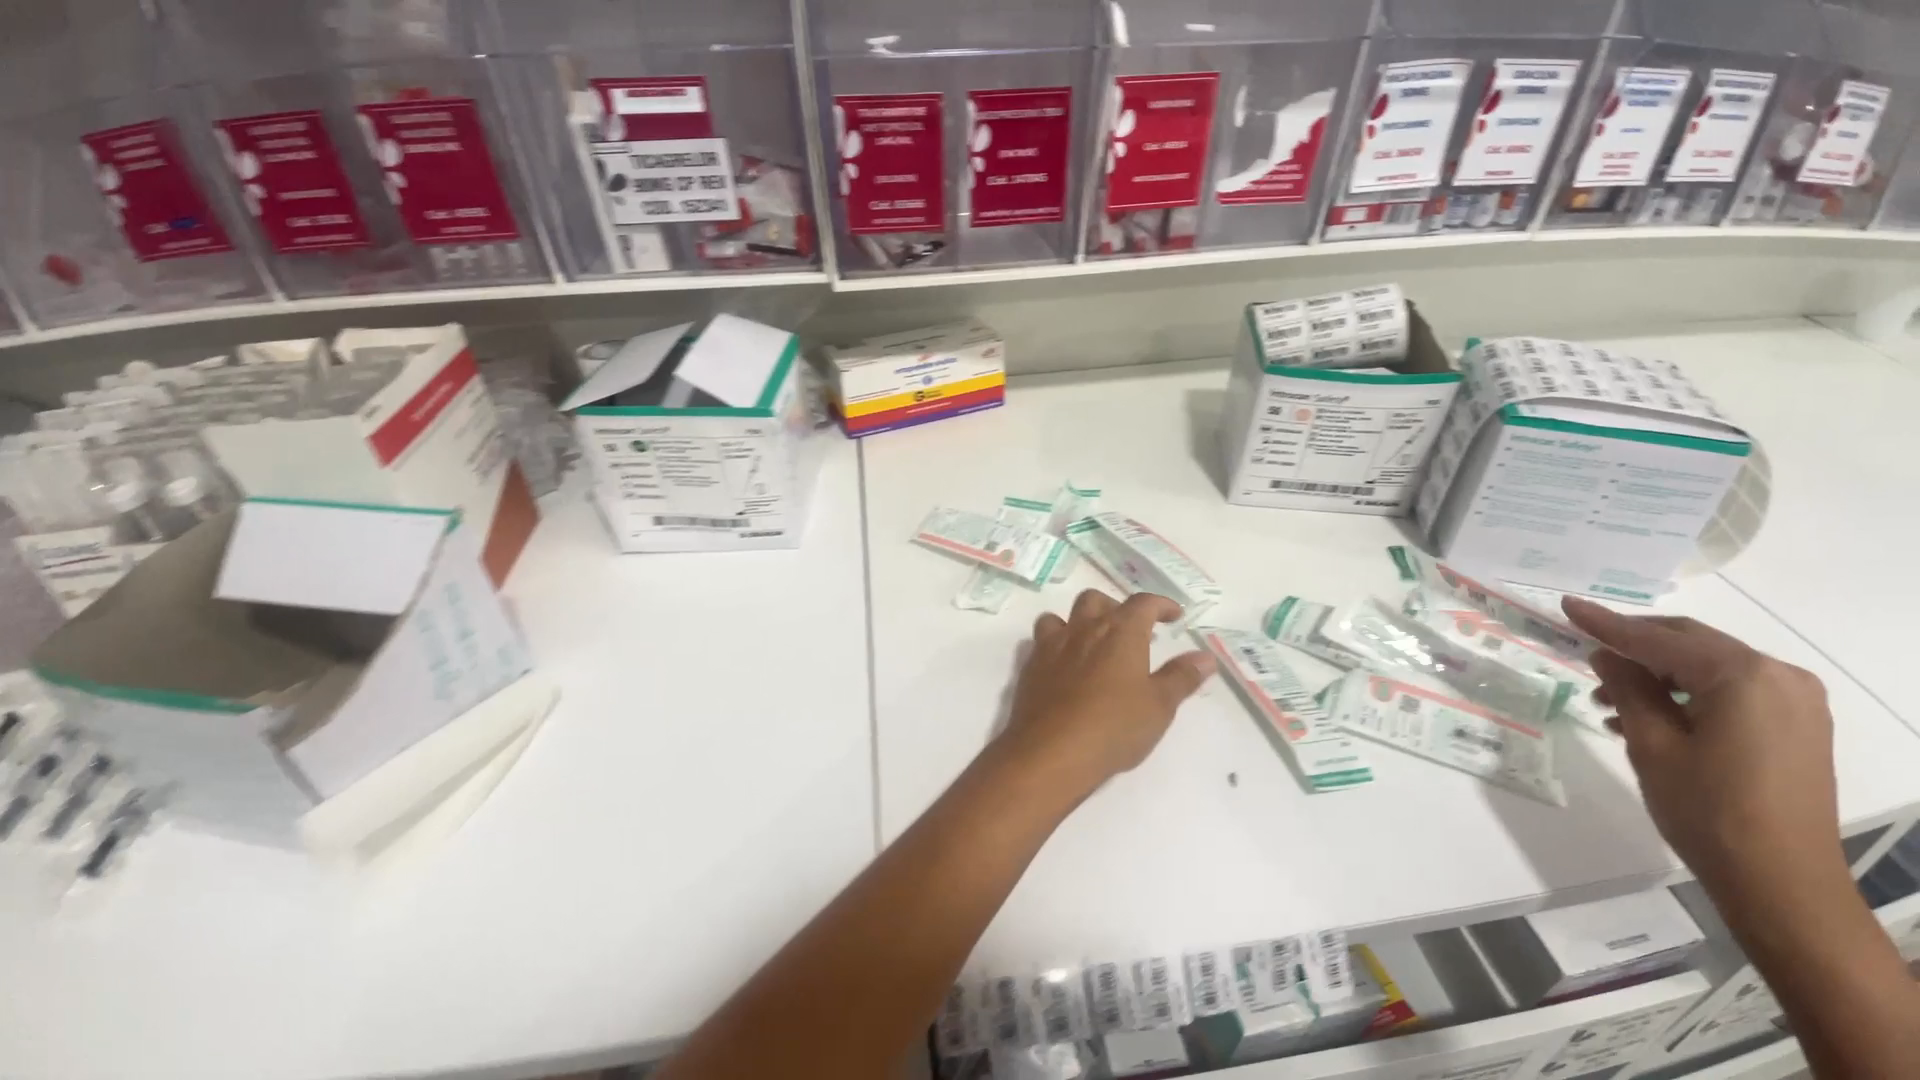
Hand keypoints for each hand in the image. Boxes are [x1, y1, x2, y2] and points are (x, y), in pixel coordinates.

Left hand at [998, 590, 1215, 798]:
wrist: (1052, 752)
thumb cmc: (1115, 727)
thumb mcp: (1159, 706)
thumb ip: (1181, 677)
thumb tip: (1205, 657)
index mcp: (1120, 632)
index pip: (1143, 603)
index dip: (1161, 605)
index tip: (1174, 615)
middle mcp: (1084, 629)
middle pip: (1097, 601)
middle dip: (1115, 608)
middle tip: (1130, 631)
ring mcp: (1052, 646)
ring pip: (1061, 616)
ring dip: (1078, 622)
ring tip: (1092, 643)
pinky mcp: (1030, 668)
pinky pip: (1040, 641)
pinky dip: (1055, 645)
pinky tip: (1064, 667)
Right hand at [1562, 596, 1845, 895]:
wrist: (1780, 881)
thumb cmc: (1707, 810)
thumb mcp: (1652, 744)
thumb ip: (1628, 689)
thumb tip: (1607, 655)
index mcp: (1743, 676)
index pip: (1659, 640)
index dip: (1607, 624)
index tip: (1567, 606)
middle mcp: (1778, 677)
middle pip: (1691, 645)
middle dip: (1635, 648)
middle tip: (1586, 654)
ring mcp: (1795, 703)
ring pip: (1709, 669)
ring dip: (1657, 676)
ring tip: (1608, 700)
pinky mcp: (1796, 727)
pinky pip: (1732, 693)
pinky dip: (1687, 696)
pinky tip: (1648, 718)